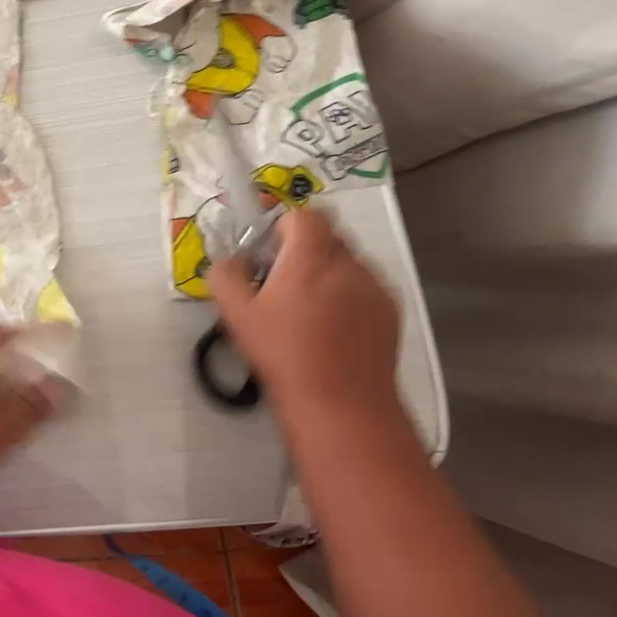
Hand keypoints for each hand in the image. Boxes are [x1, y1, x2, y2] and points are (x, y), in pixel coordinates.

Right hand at [207, 207, 402, 422]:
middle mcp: (349, 265)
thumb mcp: (236, 315)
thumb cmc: (282, 353)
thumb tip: (230, 260)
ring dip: (325, 271)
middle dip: (302, 248)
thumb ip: (226, 276)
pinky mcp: (391, 310)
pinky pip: (364, 285)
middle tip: (278, 279)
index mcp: (310, 259)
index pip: (306, 216)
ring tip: (304, 306)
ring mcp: (375, 288)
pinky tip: (329, 324)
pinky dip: (345, 292)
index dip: (284, 224)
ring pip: (347, 261)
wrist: (340, 401)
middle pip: (328, 236)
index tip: (267, 248)